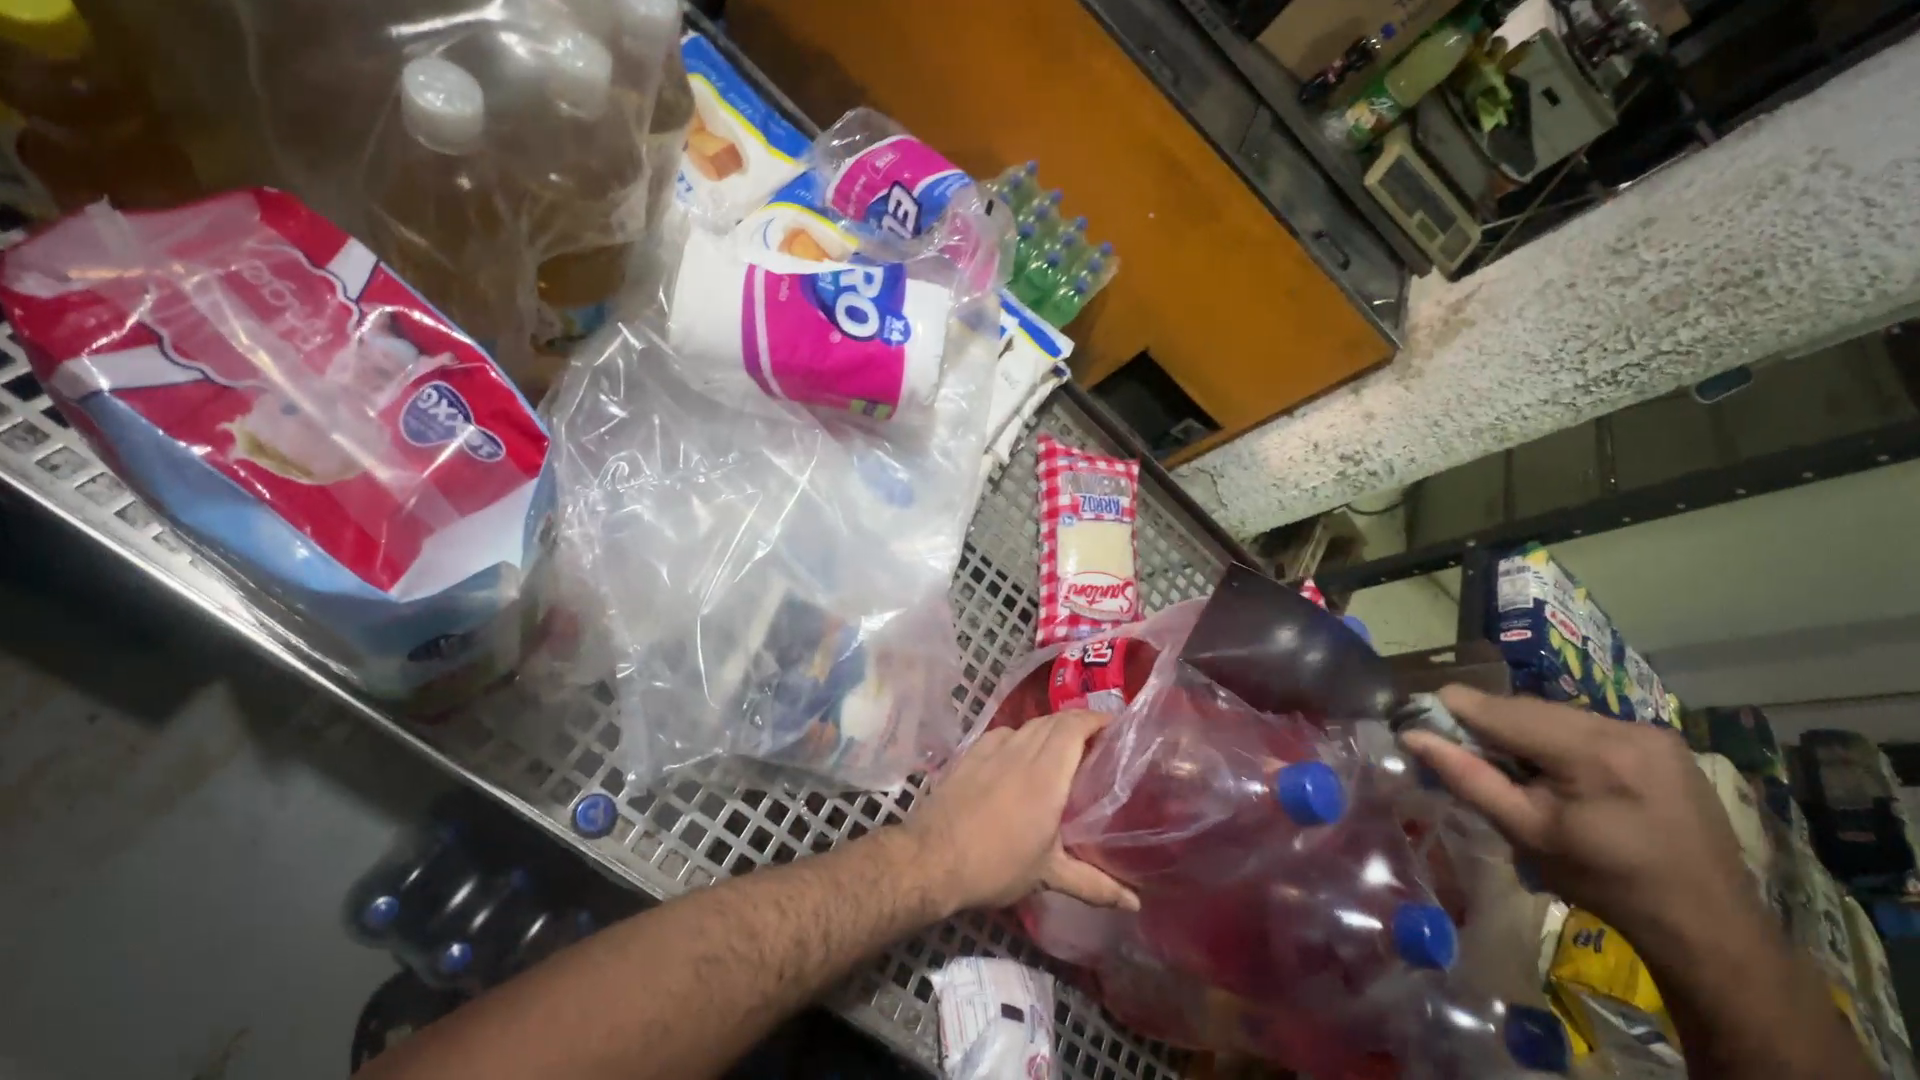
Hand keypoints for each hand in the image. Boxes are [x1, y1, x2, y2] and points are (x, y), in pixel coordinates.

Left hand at [901, 710, 1140, 913]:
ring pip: (1028, 725)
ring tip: (1064, 750)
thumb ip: (1094, 885)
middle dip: (1078, 724)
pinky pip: (1002, 734)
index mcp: (1047, 772)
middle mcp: (1021, 751)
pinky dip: (1020, 737)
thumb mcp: (1049, 875)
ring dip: (1050, 730)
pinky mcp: (968, 755)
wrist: (931, 859)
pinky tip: (1021, 756)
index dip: (1098, 719)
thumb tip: (1134, 903)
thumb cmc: (995, 865)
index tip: (1117, 728)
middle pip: (1054, 721)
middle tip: (1098, 743)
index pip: (1076, 725)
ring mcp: (990, 749)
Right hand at [1401, 685, 1765, 949]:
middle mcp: (1622, 725)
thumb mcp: (1526, 834)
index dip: (1451, 711)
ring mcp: (1649, 730)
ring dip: (1524, 734)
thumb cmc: (1606, 883)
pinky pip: (1589, 726)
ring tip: (1515, 773)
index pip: (1496, 708)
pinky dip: (1560, 741)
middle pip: (1526, 707)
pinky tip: (1560, 776)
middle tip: (1464, 759)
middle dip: (1488, 726)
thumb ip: (1467, 778)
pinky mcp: (1664, 742)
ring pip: (1556, 714)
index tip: (1419, 725)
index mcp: (1589, 750)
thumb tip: (1411, 736)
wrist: (1706, 922)